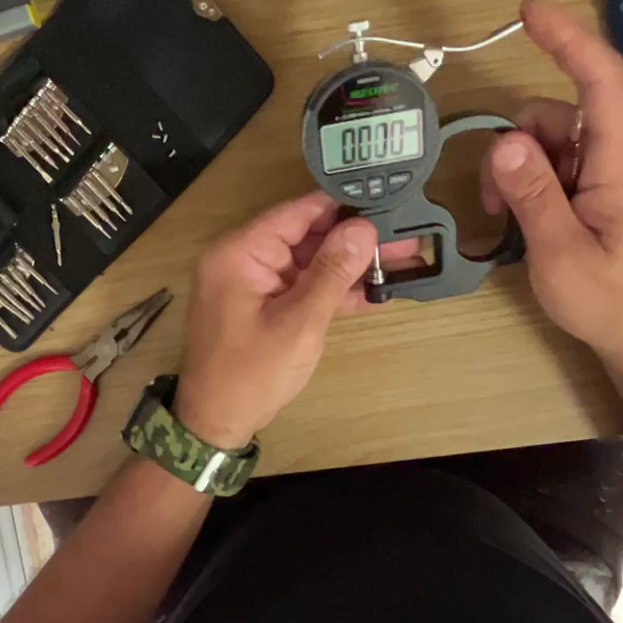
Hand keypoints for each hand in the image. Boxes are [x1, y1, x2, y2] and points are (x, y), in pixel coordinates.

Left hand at [175, 193, 379, 448]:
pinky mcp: (265, 307)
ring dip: (350, 266)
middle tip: (405, 236)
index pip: (298, 212)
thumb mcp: (297, 323)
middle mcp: (244, 259)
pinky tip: (375, 290)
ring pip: (310, 262)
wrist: (216, 422)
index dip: (343, 207)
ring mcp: (254, 284)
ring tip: (402, 260)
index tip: (387, 200)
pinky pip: (302, 288)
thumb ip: (332, 274)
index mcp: (240, 252)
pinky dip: (332, 291)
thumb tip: (364, 229)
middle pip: (307, 235)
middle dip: (354, 238)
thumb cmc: (250, 375)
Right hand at [481, 0, 622, 374]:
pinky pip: (554, 169)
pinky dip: (529, 185)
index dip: (568, 38)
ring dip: (518, 169)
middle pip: (560, 114)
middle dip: (517, 141)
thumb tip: (503, 144)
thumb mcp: (560, 251)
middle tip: (495, 197)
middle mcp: (615, 159)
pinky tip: (519, 220)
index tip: (530, 10)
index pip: (600, 80)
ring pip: (550, 142)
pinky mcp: (595, 196)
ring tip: (505, 217)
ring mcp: (605, 177)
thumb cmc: (608, 300)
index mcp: (619, 163)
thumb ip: (533, 194)